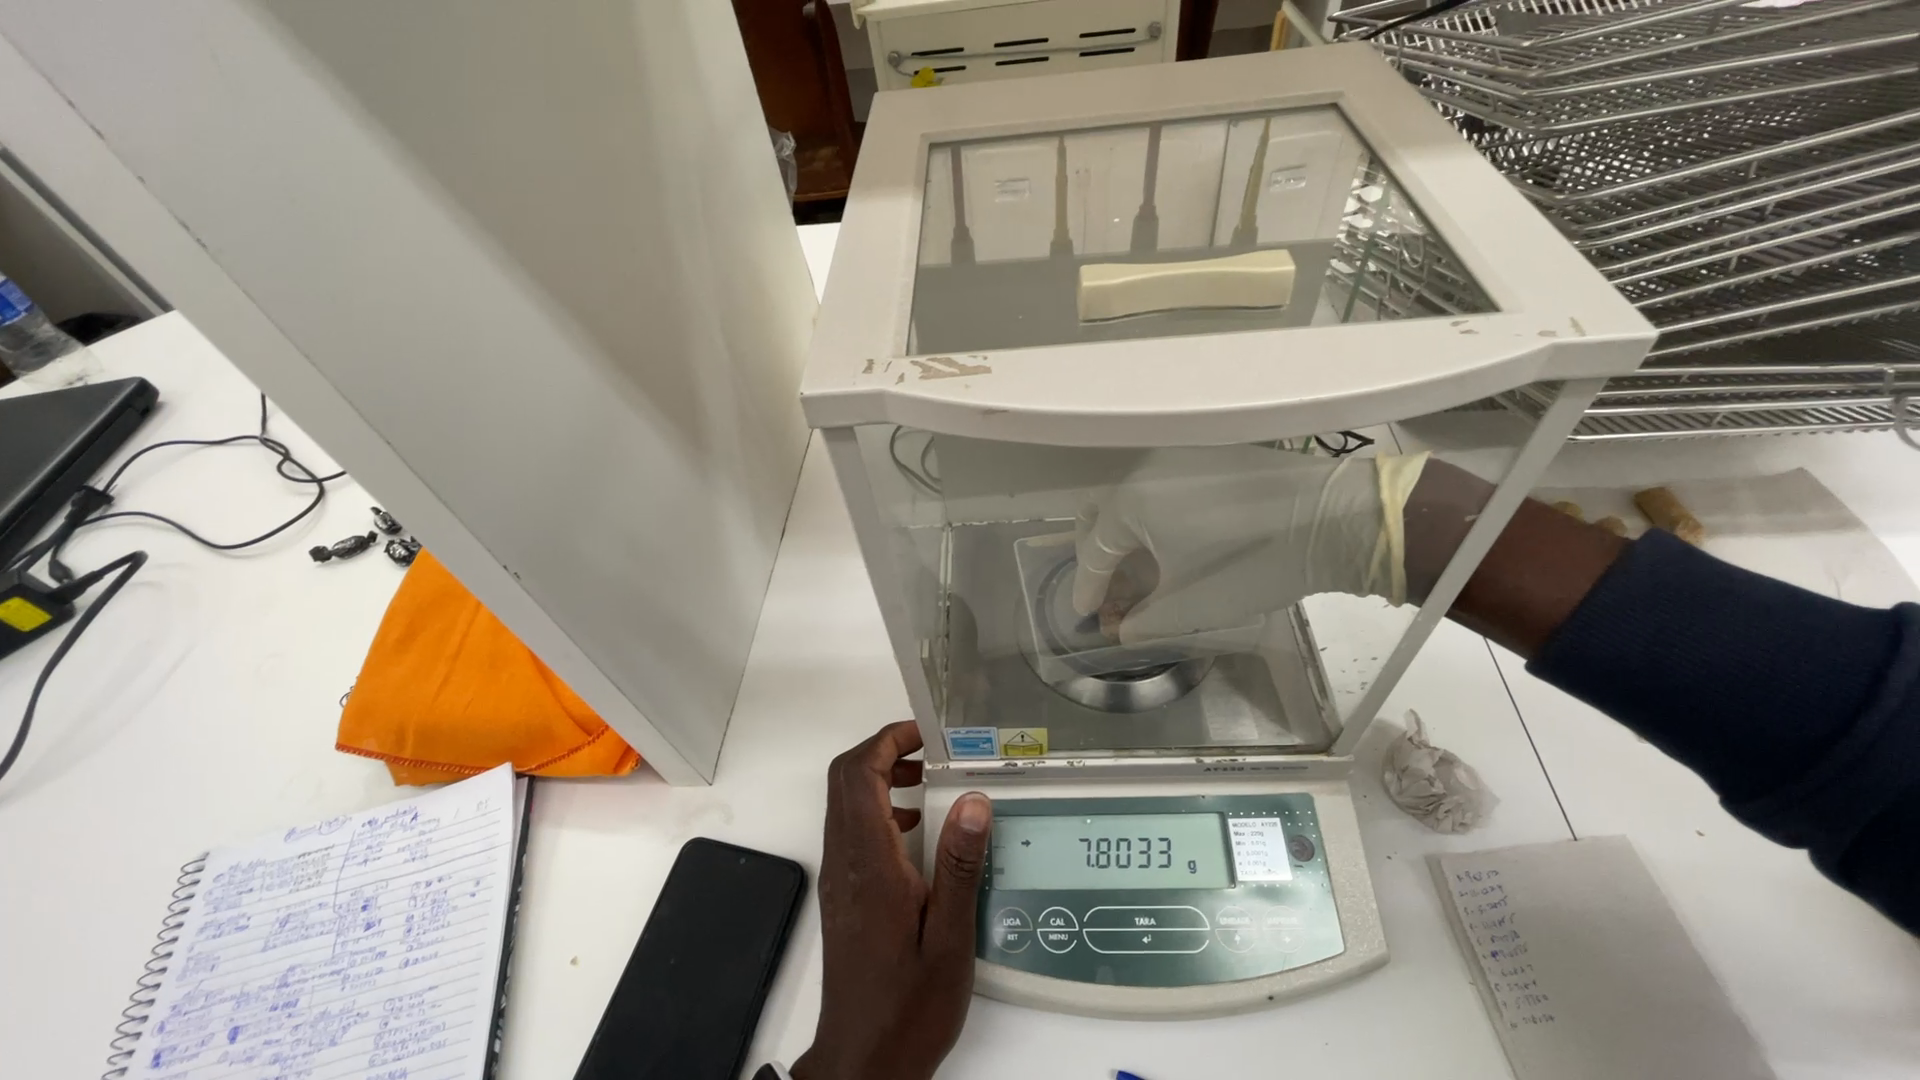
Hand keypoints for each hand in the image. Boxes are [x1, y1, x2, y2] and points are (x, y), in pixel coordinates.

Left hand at [793, 722, 991, 1079]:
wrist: (864, 1061)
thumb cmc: (910, 1004)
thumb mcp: (950, 938)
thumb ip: (959, 864)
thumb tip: (972, 798)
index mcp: (869, 862)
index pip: (858, 774)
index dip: (887, 741)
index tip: (926, 733)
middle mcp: (844, 861)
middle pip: (844, 779)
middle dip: (883, 751)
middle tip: (931, 751)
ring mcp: (839, 877)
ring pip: (844, 803)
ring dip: (879, 778)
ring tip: (929, 783)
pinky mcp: (843, 894)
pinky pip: (851, 830)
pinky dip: (877, 809)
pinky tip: (915, 831)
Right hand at [1072, 445, 1429, 641]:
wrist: (1335, 520)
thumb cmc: (1253, 564)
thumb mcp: (1192, 606)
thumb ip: (1146, 620)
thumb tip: (1123, 629)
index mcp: (1131, 504)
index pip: (1093, 551)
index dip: (1087, 587)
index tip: (1085, 614)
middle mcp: (1145, 472)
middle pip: (1100, 512)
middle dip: (1096, 552)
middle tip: (1106, 586)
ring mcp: (1178, 458)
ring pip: (1131, 497)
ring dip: (1125, 534)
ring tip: (1142, 571)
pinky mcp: (1210, 455)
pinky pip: (1161, 487)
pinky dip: (1153, 515)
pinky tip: (1174, 542)